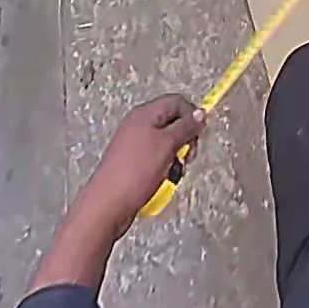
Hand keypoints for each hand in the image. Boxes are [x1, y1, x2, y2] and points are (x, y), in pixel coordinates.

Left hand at [67, 94, 205, 240]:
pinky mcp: (133, 162)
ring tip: (171, 173)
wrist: (108, 205)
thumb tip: (200, 113)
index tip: (198, 136)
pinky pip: (156, 158)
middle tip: (186, 158)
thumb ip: (186, 127)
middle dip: (184, 139)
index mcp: (145, 114)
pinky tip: (161, 180)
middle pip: (173, 122)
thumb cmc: (137, 171)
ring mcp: (134, 144)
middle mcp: (139, 124)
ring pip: (166, 143)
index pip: (176, 102)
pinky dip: (164, 168)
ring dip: (175, 157)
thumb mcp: (167, 145)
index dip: (191, 116)